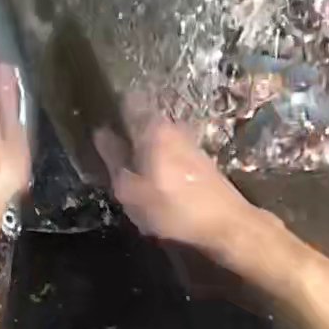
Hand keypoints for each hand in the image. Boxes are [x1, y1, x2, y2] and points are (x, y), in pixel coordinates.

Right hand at [94, 96, 260, 256]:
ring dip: (144, 151)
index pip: (128, 102)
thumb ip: (113, 159)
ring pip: (157, 138)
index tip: (99, 123)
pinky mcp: (201, 159)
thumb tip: (101, 133)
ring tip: (134, 175)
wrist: (228, 225)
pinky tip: (158, 185)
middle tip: (113, 157)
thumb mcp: (132, 191)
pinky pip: (171, 152)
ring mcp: (190, 141)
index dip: (111, 109)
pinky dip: (160, 162)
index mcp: (153, 129)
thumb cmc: (175, 209)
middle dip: (127, 134)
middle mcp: (173, 127)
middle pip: (143, 121)